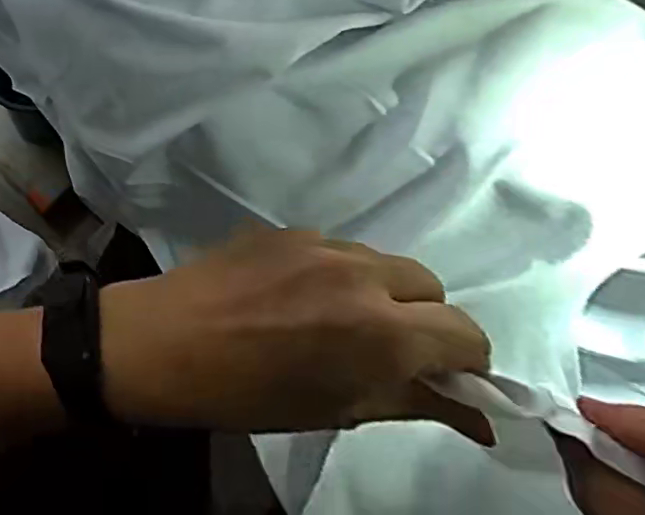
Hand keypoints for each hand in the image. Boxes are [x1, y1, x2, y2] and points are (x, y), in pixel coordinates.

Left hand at [96, 229, 493, 442]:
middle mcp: (356, 272)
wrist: (168, 339)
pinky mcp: (279, 228)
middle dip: (425, 319)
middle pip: (427, 284)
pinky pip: (331, 246)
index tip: (445, 379)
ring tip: (339, 320)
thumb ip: (415, 402)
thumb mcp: (340, 409)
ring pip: (378, 260)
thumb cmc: (253, 392)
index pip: (465, 332)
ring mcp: (313, 242)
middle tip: (392, 349)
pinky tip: (299, 295)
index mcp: (381, 327)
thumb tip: (477, 416)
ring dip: (380, 290)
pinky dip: (335, 270)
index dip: (464, 362)